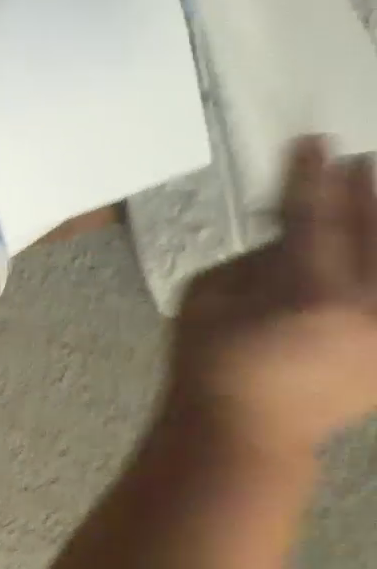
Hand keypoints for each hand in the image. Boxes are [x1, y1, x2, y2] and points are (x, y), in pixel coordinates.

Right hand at [165, 137, 376, 462]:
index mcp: (313, 294)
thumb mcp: (211, 295)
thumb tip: (297, 236)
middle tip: (363, 160)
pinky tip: (369, 244)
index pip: (318, 219)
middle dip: (367, 193)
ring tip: (372, 196)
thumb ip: (261, 261)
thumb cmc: (209, 355)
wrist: (246, 424)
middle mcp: (373, 309)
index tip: (317, 143)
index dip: (315, 178)